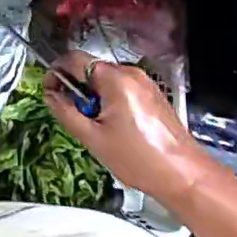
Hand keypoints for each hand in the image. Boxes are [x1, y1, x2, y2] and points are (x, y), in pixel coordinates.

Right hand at [44, 51, 213, 202]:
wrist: (187, 178)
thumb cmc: (138, 159)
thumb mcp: (92, 138)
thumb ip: (65, 111)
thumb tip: (49, 94)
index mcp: (114, 79)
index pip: (73, 59)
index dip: (56, 72)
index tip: (50, 92)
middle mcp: (130, 73)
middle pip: (90, 69)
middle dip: (76, 88)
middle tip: (74, 115)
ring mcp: (144, 83)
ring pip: (105, 80)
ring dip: (93, 96)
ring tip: (97, 126)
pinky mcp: (153, 95)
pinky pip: (121, 88)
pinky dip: (110, 100)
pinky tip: (116, 127)